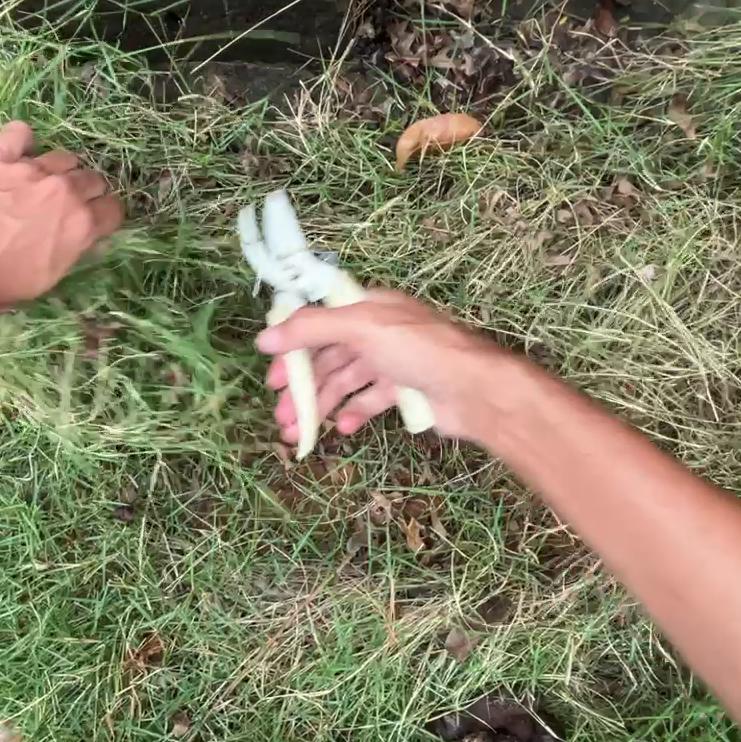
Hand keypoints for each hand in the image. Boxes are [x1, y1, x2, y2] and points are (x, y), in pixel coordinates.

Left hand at [0, 120, 123, 321]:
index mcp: (81, 225)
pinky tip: (16, 152)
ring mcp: (30, 169)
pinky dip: (22, 140)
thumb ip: (71, 250)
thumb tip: (84, 239)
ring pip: (63, 156)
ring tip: (43, 182)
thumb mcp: (48, 280)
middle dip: (86, 192)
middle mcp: (64, 191)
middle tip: (66, 206)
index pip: (114, 210)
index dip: (105, 217)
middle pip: (93, 179)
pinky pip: (19, 133)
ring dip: (59, 169)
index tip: (95, 223)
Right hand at [256, 290, 546, 445]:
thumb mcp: (362, 329)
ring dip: (320, 406)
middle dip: (302, 387)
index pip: (318, 323)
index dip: (292, 348)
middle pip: (328, 357)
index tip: (272, 375)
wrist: (476, 391)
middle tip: (281, 414)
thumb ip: (312, 329)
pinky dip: (353, 413)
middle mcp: (377, 332)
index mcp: (367, 308)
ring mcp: (390, 362)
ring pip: (345, 382)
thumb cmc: (420, 350)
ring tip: (299, 432)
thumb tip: (264, 337)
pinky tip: (343, 428)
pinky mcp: (403, 391)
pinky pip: (369, 401)